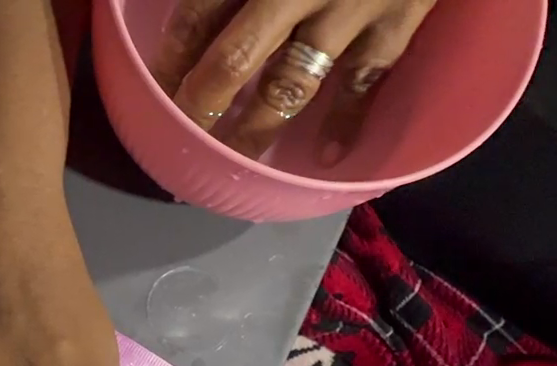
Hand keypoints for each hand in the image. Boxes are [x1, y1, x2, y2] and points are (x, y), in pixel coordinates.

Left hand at [148, 0, 436, 162]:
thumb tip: (200, 2)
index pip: (196, 18)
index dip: (171, 61)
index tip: (155, 91)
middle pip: (233, 61)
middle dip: (200, 107)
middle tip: (182, 136)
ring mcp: (353, 7)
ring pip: (288, 86)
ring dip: (253, 130)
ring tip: (231, 159)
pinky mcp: (401, 17)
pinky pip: (367, 81)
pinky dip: (346, 121)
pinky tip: (326, 156)